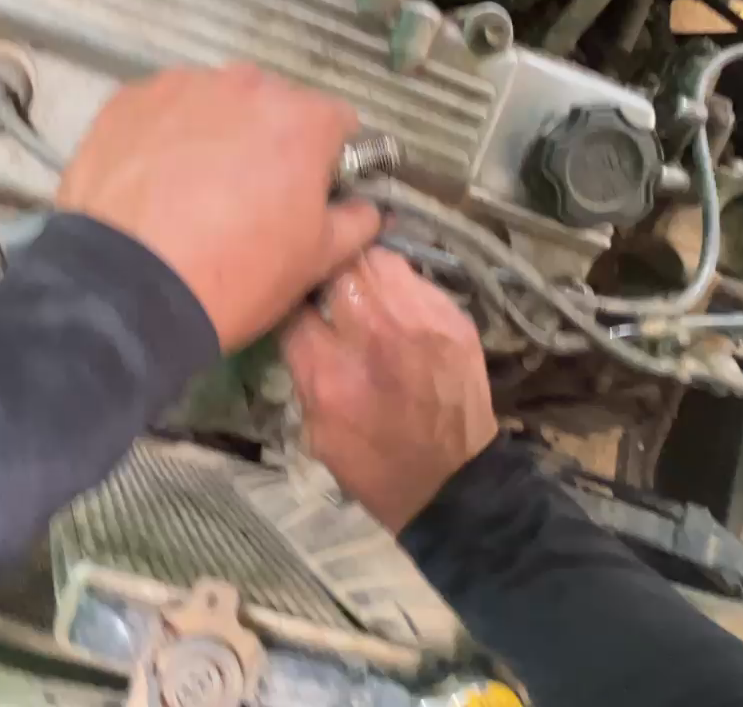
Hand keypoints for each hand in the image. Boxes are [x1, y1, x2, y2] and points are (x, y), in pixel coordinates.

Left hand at [58, 64, 379, 350]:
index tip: (310, 189)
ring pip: (215, 102)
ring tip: (191, 186)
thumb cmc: (235, 274)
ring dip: (216, 130)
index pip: (337, 121)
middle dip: (269, 138)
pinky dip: (164, 133)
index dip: (328, 157)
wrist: (126, 287)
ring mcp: (181, 86)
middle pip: (273, 105)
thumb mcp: (314, 262)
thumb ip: (354, 223)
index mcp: (302, 119)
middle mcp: (245, 85)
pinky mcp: (127, 98)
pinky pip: (162, 109)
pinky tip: (150, 177)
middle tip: (247, 193)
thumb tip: (367, 208)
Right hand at [282, 248, 497, 531]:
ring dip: (359, 267)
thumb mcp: (314, 427)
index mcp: (329, 371)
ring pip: (376, 258)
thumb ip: (301, 367)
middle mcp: (374, 336)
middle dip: (324, 270)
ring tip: (358, 283)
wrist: (453, 484)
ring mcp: (420, 323)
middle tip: (324, 282)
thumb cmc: (373, 463)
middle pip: (336, 266)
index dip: (288, 296)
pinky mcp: (454, 320)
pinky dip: (397, 284)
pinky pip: (414, 277)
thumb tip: (295, 320)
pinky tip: (395, 304)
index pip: (292, 303)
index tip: (291, 300)